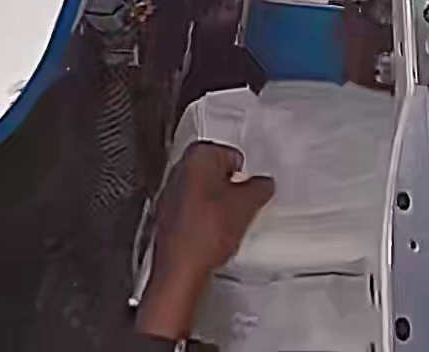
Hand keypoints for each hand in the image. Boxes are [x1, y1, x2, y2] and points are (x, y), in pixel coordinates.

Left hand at [137, 142, 273, 337]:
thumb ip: (261, 186)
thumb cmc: (205, 235)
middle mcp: (178, 171)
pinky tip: (212, 235)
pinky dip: (202, 219)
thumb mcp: (249, 204)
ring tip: (226, 223)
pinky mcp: (164, 220)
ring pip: (202, 192)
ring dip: (215, 203)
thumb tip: (263, 185)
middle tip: (239, 202)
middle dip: (228, 186)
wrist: (180, 274)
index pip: (231, 154)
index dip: (244, 173)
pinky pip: (191, 212)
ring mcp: (168, 196)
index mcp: (198, 155)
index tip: (248, 184)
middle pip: (215, 171)